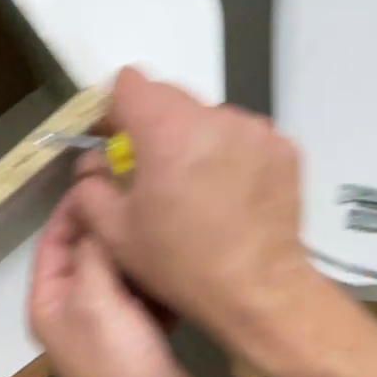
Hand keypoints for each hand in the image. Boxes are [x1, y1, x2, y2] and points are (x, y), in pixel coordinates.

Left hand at [28, 197, 197, 376]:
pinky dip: (157, 283)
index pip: (54, 239)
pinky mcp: (137, 334)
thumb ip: (94, 251)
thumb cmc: (119, 364)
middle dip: (115, 229)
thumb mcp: (99, 300)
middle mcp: (72, 307)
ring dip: (140, 255)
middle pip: (89, 253)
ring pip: (120, 273)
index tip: (107, 176)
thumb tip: (97, 208)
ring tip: (167, 226)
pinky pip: (143, 296)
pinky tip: (178, 268)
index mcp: (50, 299)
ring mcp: (106, 322)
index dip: (77, 207)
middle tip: (146, 197)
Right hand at [64, 68, 319, 347]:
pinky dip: (235, 157)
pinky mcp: (284, 150)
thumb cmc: (184, 267)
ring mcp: (255, 131)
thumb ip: (92, 187)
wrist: (260, 292)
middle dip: (158, 129)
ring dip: (199, 143)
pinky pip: (247, 139)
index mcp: (166, 128)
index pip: (129, 83)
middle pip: (172, 99)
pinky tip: (233, 196)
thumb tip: (95, 166)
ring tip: (201, 191)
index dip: (117, 110)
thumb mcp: (118, 234)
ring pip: (211, 119)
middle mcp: (214, 117)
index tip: (119, 142)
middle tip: (159, 176)